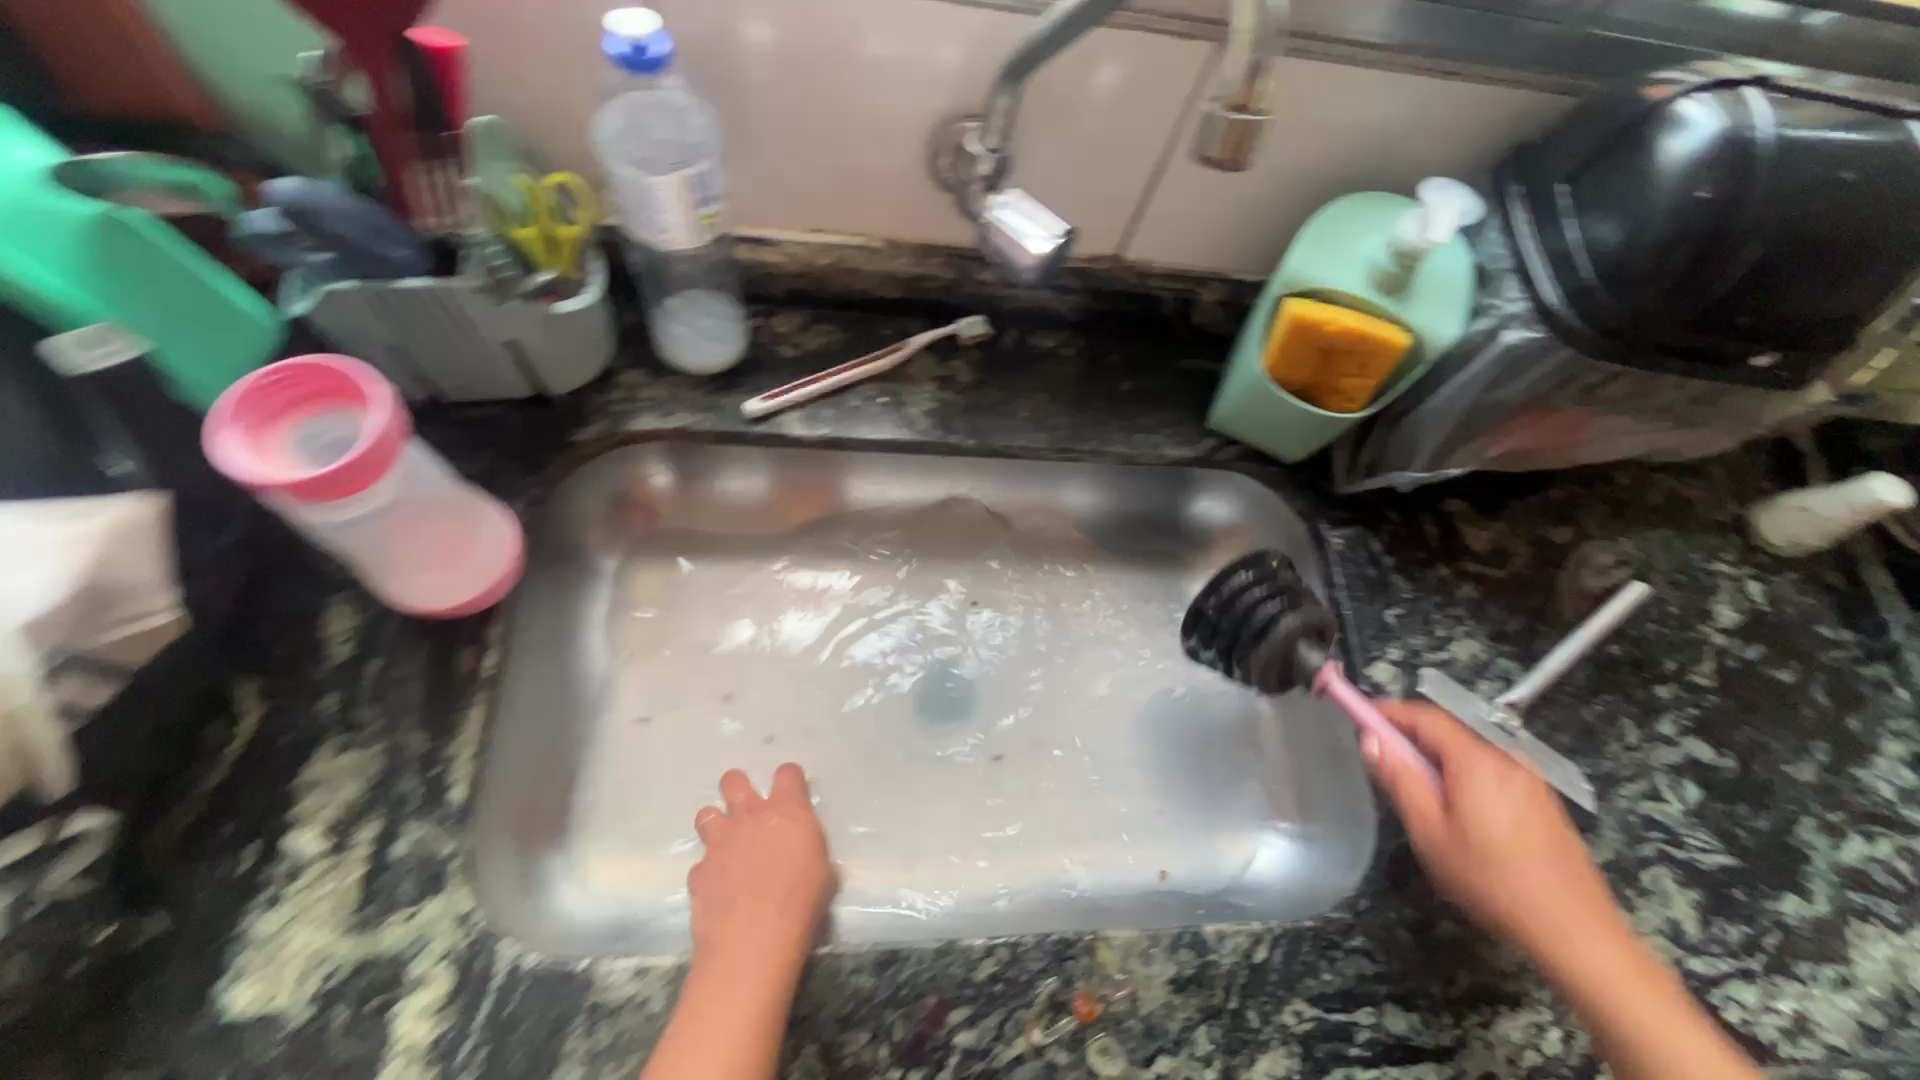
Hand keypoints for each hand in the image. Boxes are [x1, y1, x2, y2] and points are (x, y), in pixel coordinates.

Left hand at [689, 764, 834, 972]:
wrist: (754, 936)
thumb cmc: (802, 901)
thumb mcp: (824, 872)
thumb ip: (810, 852)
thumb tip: (805, 855)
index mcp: (787, 811)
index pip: (787, 774)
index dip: (789, 778)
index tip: (792, 791)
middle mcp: (749, 817)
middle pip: (733, 781)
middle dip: (737, 787)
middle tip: (746, 808)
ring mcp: (718, 843)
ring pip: (706, 814)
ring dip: (715, 824)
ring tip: (725, 843)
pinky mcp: (698, 872)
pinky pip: (700, 864)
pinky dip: (708, 871)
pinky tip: (718, 887)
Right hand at [1363, 701, 1626, 961]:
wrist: (1574, 928)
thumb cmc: (1490, 879)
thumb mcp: (1429, 832)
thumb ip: (1399, 779)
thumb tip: (1372, 739)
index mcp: (1476, 759)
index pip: (1426, 715)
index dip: (1389, 711)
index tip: (1360, 715)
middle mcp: (1507, 757)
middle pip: (1450, 732)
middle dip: (1413, 739)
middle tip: (1384, 762)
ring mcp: (1531, 779)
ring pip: (1472, 754)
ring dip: (1440, 761)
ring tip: (1421, 797)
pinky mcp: (1544, 801)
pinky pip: (1493, 773)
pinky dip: (1466, 777)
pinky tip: (1462, 816)